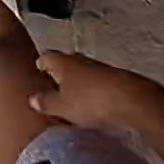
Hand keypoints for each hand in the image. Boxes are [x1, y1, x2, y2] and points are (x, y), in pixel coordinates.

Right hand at [29, 50, 163, 127]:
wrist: (130, 99)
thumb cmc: (89, 100)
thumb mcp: (62, 107)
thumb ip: (46, 103)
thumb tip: (32, 99)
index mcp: (60, 61)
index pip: (44, 57)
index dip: (40, 65)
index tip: (37, 74)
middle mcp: (77, 58)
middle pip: (63, 63)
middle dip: (58, 75)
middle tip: (53, 90)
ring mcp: (97, 66)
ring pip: (80, 72)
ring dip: (76, 83)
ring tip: (73, 101)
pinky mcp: (114, 78)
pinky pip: (96, 82)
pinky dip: (92, 90)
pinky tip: (93, 105)